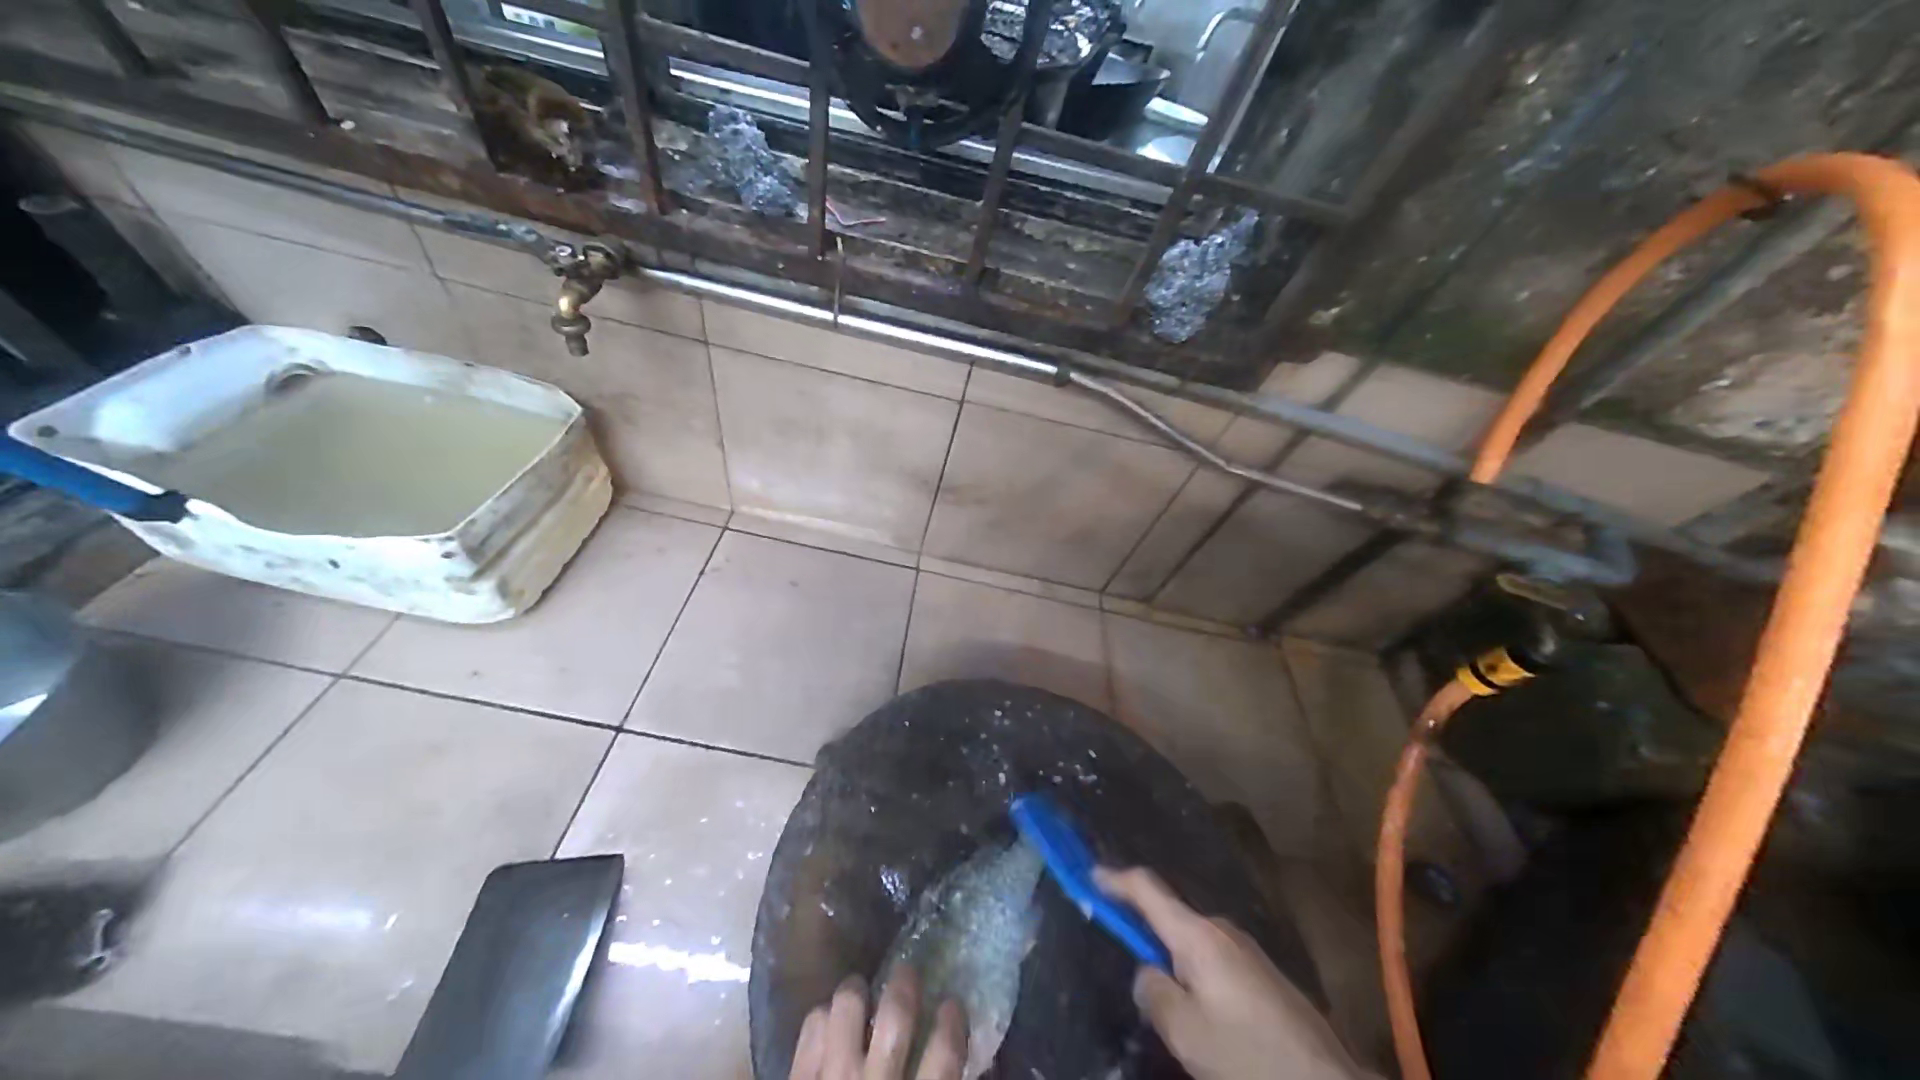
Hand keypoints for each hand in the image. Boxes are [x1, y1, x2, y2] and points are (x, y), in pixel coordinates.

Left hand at [788, 968, 969, 1079]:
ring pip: (847, 1008)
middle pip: (897, 1017)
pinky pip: (811, 1027)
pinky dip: (822, 1017)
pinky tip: (829, 1024)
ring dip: (856, 993)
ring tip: (860, 992)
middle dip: (904, 985)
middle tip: (906, 974)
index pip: (945, 1054)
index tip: (952, 1005)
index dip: (952, 1022)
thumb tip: (977, 1074)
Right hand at [1097, 867, 1374, 1079]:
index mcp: (1198, 936)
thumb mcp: (1185, 1032)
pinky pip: (1214, 962)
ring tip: (1167, 1003)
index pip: (1148, 890)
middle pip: (1170, 918)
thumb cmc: (1249, 1056)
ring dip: (1173, 961)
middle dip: (1145, 933)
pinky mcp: (1265, 976)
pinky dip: (1196, 975)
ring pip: (1193, 945)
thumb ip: (1153, 992)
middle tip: (1126, 962)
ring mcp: (1248, 952)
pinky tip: (1203, 1014)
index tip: (1090, 875)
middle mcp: (1223, 931)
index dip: (1116, 880)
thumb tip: (1147, 972)